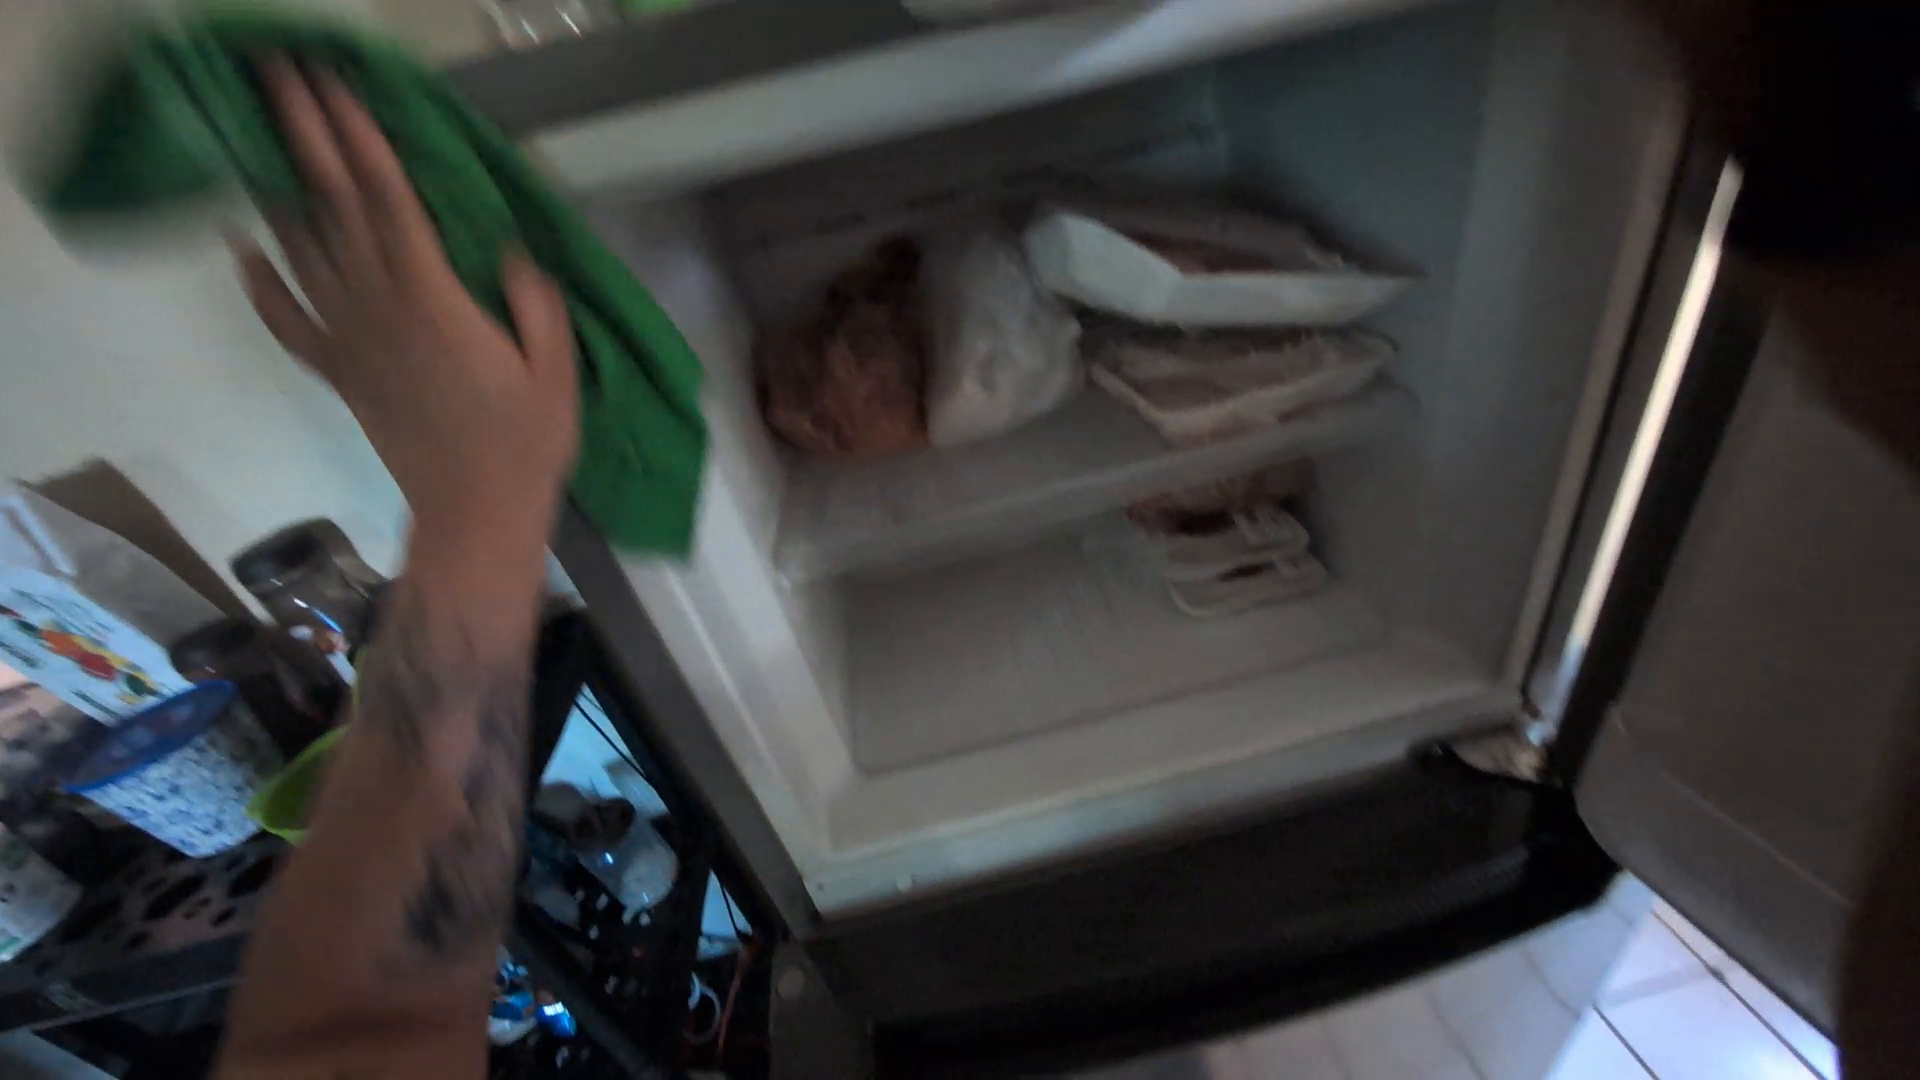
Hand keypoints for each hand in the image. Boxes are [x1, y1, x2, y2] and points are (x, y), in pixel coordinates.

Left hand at [231, 60, 578, 549]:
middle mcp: (378, 309)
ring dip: (280, 186)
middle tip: (280, 75)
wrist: (478, 509)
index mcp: (434, 304)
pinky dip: (260, 280)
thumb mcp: (557, 374)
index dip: (361, 140)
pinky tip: (246, 247)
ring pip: (301, 249)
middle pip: (334, 209)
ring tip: (267, 135)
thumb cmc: (527, 443)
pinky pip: (285, 317)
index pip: (388, 204)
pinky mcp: (339, 370)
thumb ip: (536, 309)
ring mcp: (349, 340)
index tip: (335, 86)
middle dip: (306, 137)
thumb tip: (512, 256)